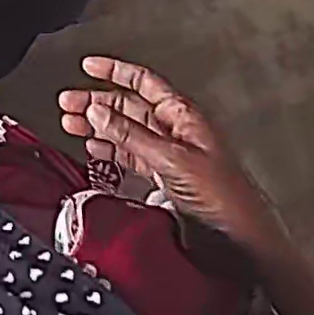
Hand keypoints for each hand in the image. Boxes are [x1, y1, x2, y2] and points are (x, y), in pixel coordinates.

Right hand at [58, 56, 288, 264]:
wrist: (245, 248)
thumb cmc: (225, 199)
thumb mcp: (171, 160)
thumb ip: (131, 134)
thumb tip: (98, 109)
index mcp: (182, 115)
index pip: (143, 81)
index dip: (115, 71)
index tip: (89, 66)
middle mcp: (175, 130)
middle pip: (129, 106)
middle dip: (97, 101)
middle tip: (68, 102)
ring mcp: (169, 154)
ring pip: (125, 131)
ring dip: (97, 127)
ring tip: (72, 124)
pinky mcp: (165, 179)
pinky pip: (130, 156)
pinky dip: (109, 152)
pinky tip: (95, 151)